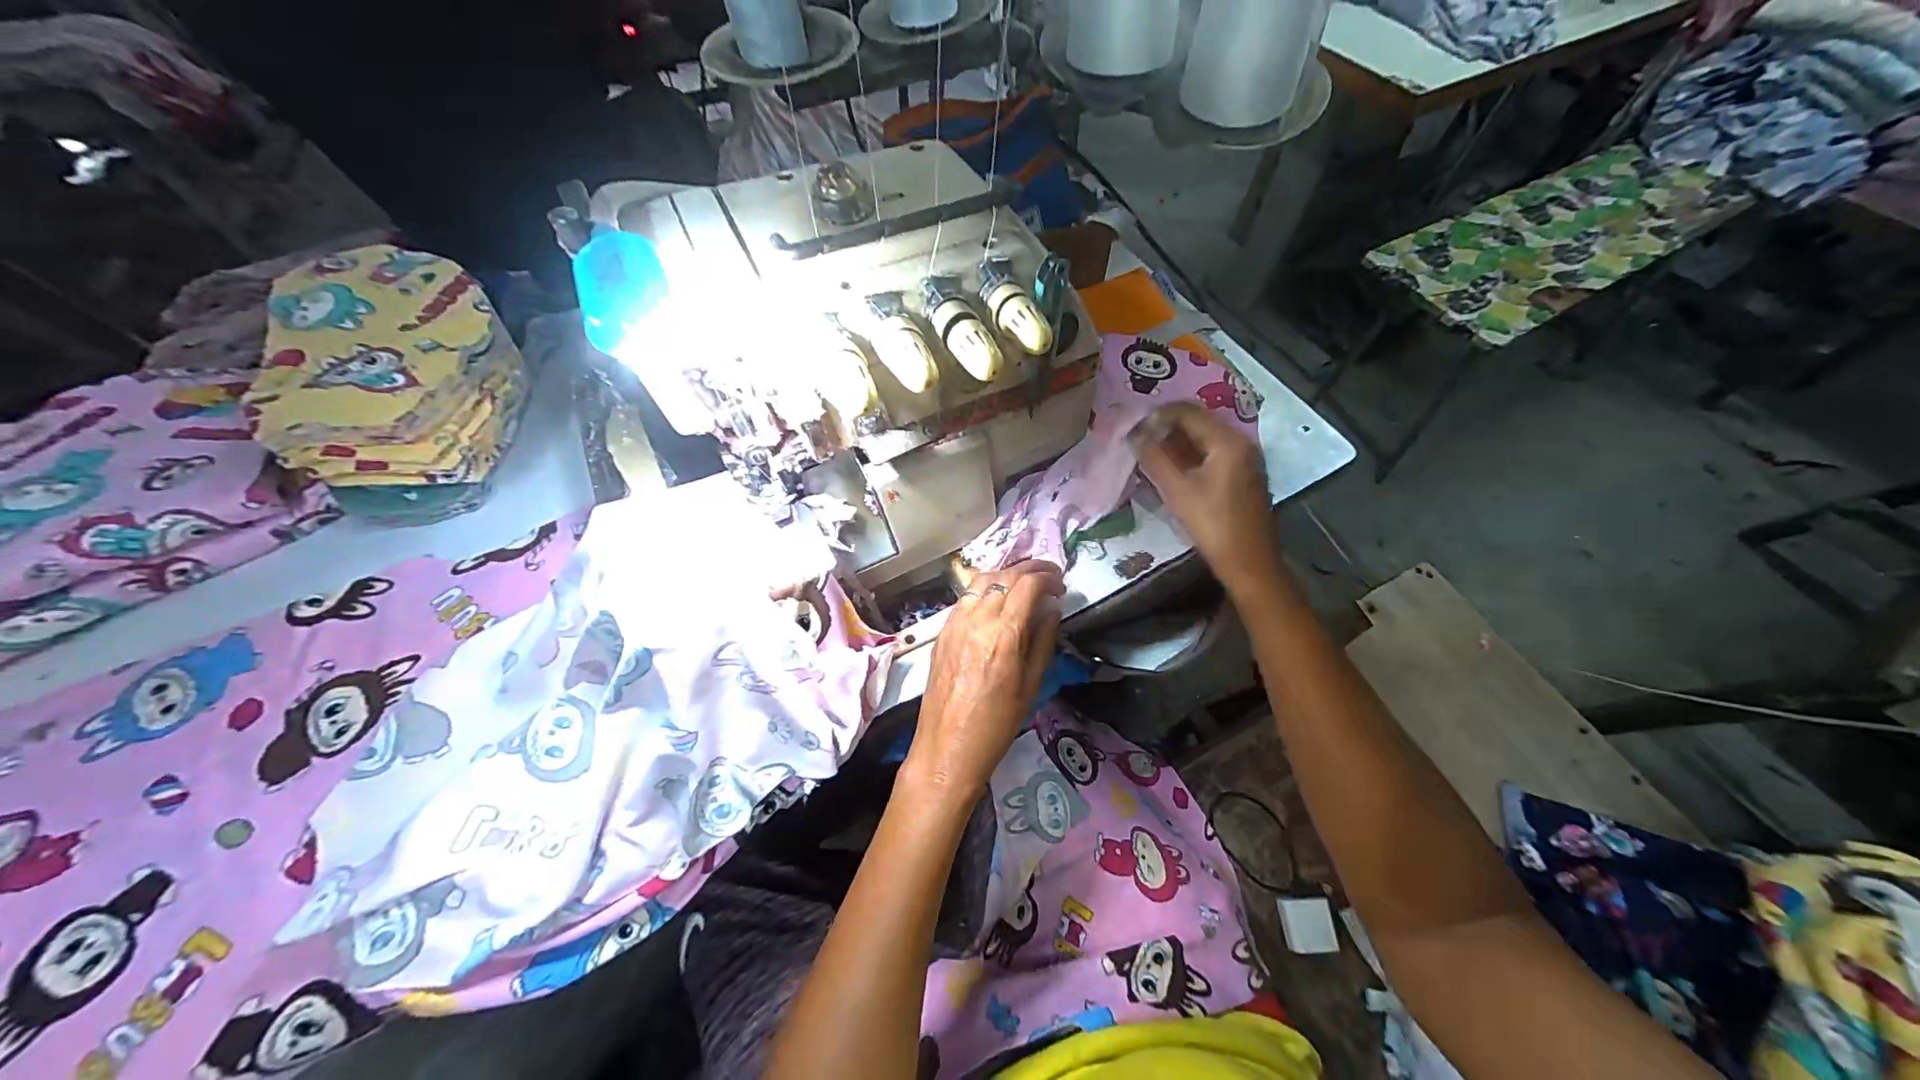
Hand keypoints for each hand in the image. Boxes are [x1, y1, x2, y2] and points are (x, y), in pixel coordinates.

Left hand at [904, 561, 1064, 805]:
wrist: (947, 747)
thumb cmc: (996, 725)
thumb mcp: (1031, 685)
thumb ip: (1043, 640)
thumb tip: (1052, 608)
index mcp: (1003, 635)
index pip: (1027, 585)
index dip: (1048, 577)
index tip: (1061, 583)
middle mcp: (976, 621)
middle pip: (1004, 576)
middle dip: (1030, 570)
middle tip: (1049, 576)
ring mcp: (955, 624)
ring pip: (981, 581)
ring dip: (1006, 574)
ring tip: (1024, 583)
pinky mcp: (942, 632)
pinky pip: (966, 598)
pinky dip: (985, 589)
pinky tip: (997, 600)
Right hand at [1132, 402, 1277, 590]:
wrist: (1250, 563)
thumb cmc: (1213, 525)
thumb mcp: (1177, 491)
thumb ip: (1153, 458)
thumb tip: (1134, 434)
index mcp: (1228, 442)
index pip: (1188, 412)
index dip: (1158, 415)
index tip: (1134, 426)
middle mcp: (1242, 443)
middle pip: (1199, 423)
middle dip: (1167, 429)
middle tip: (1139, 440)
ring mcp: (1247, 460)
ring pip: (1206, 440)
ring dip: (1177, 443)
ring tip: (1150, 455)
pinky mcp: (1245, 476)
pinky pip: (1214, 455)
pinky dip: (1192, 457)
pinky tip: (1172, 470)